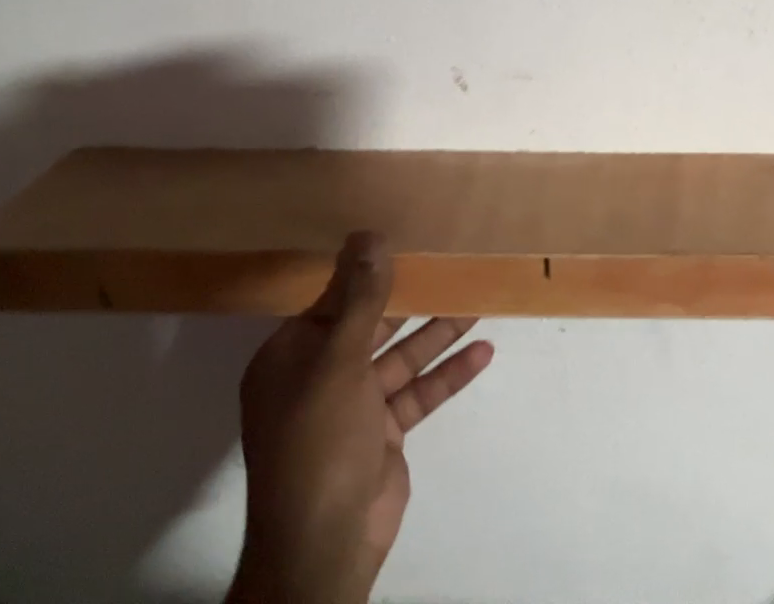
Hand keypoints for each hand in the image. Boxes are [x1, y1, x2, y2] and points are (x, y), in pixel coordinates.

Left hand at [227, 232, 494, 603]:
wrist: (326, 538)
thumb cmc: (319, 438)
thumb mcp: (338, 360)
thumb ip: (360, 299)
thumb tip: (369, 235)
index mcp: (291, 356)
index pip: (331, 301)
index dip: (367, 271)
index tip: (405, 240)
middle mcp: (319, 376)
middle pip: (370, 326)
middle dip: (410, 299)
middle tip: (451, 265)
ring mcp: (354, 407)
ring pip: (400, 358)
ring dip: (437, 333)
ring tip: (479, 300)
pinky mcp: (384, 433)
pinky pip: (418, 393)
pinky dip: (448, 374)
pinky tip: (483, 351)